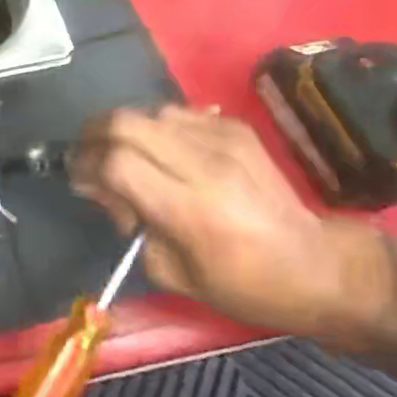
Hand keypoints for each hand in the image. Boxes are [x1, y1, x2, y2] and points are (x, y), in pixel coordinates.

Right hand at [69, 105, 389, 338]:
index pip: (118, 164)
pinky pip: (178, 112)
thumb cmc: (245, 285)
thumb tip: (102, 186)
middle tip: (89, 154)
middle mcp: (204, 165)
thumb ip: (130, 224)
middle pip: (125, 122)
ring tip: (130, 154)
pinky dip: (159, 128)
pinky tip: (165, 150)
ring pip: (149, 111)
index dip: (86, 165)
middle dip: (94, 134)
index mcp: (190, 210)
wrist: (318, 265)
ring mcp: (222, 138)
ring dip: (127, 129)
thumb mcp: (174, 273)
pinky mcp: (235, 127)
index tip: (78, 177)